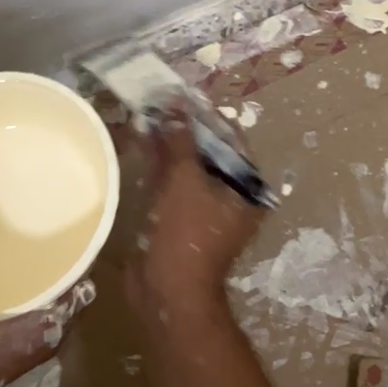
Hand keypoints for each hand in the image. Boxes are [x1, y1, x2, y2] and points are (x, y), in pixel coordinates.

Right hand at [127, 120, 265, 328]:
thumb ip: (181, 138)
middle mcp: (230, 196)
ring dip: (168, 141)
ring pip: (187, 165)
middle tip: (160, 100)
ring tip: (146, 112)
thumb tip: (176, 103)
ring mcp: (204, 208)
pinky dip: (159, 162)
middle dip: (183, 127)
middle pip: (208, 150)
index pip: (231, 138)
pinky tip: (141, 139)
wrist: (168, 292)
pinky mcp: (180, 218)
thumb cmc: (186, 233)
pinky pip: (172, 183)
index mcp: (246, 188)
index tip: (181, 94)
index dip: (206, 115)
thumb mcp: (185, 179)